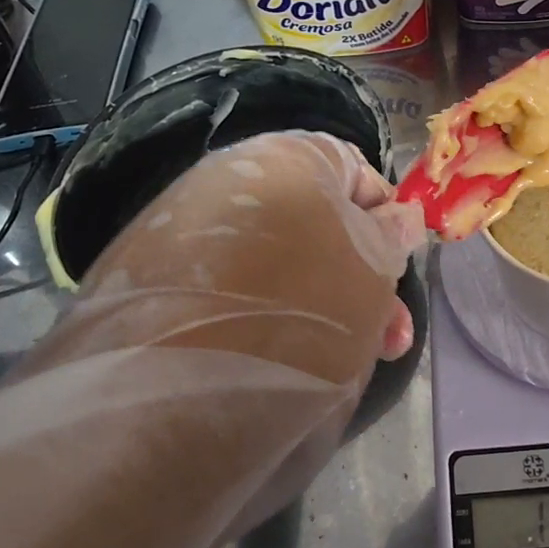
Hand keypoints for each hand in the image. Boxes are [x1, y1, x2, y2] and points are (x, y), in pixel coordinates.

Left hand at [18, 130, 423, 385]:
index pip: (352, 166)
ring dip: (321, 306)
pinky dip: (264, 319)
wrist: (170, 391)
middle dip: (362, 278)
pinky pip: (231, 291)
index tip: (398, 267)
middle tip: (389, 340)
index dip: (385, 217)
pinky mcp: (149, 284)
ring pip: (276, 262)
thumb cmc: (301, 308)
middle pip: (315, 221)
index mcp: (284, 155)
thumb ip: (393, 232)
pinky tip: (279, 363)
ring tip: (343, 365)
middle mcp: (226, 180)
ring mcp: (181, 231)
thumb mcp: (374, 266)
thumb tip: (396, 214)